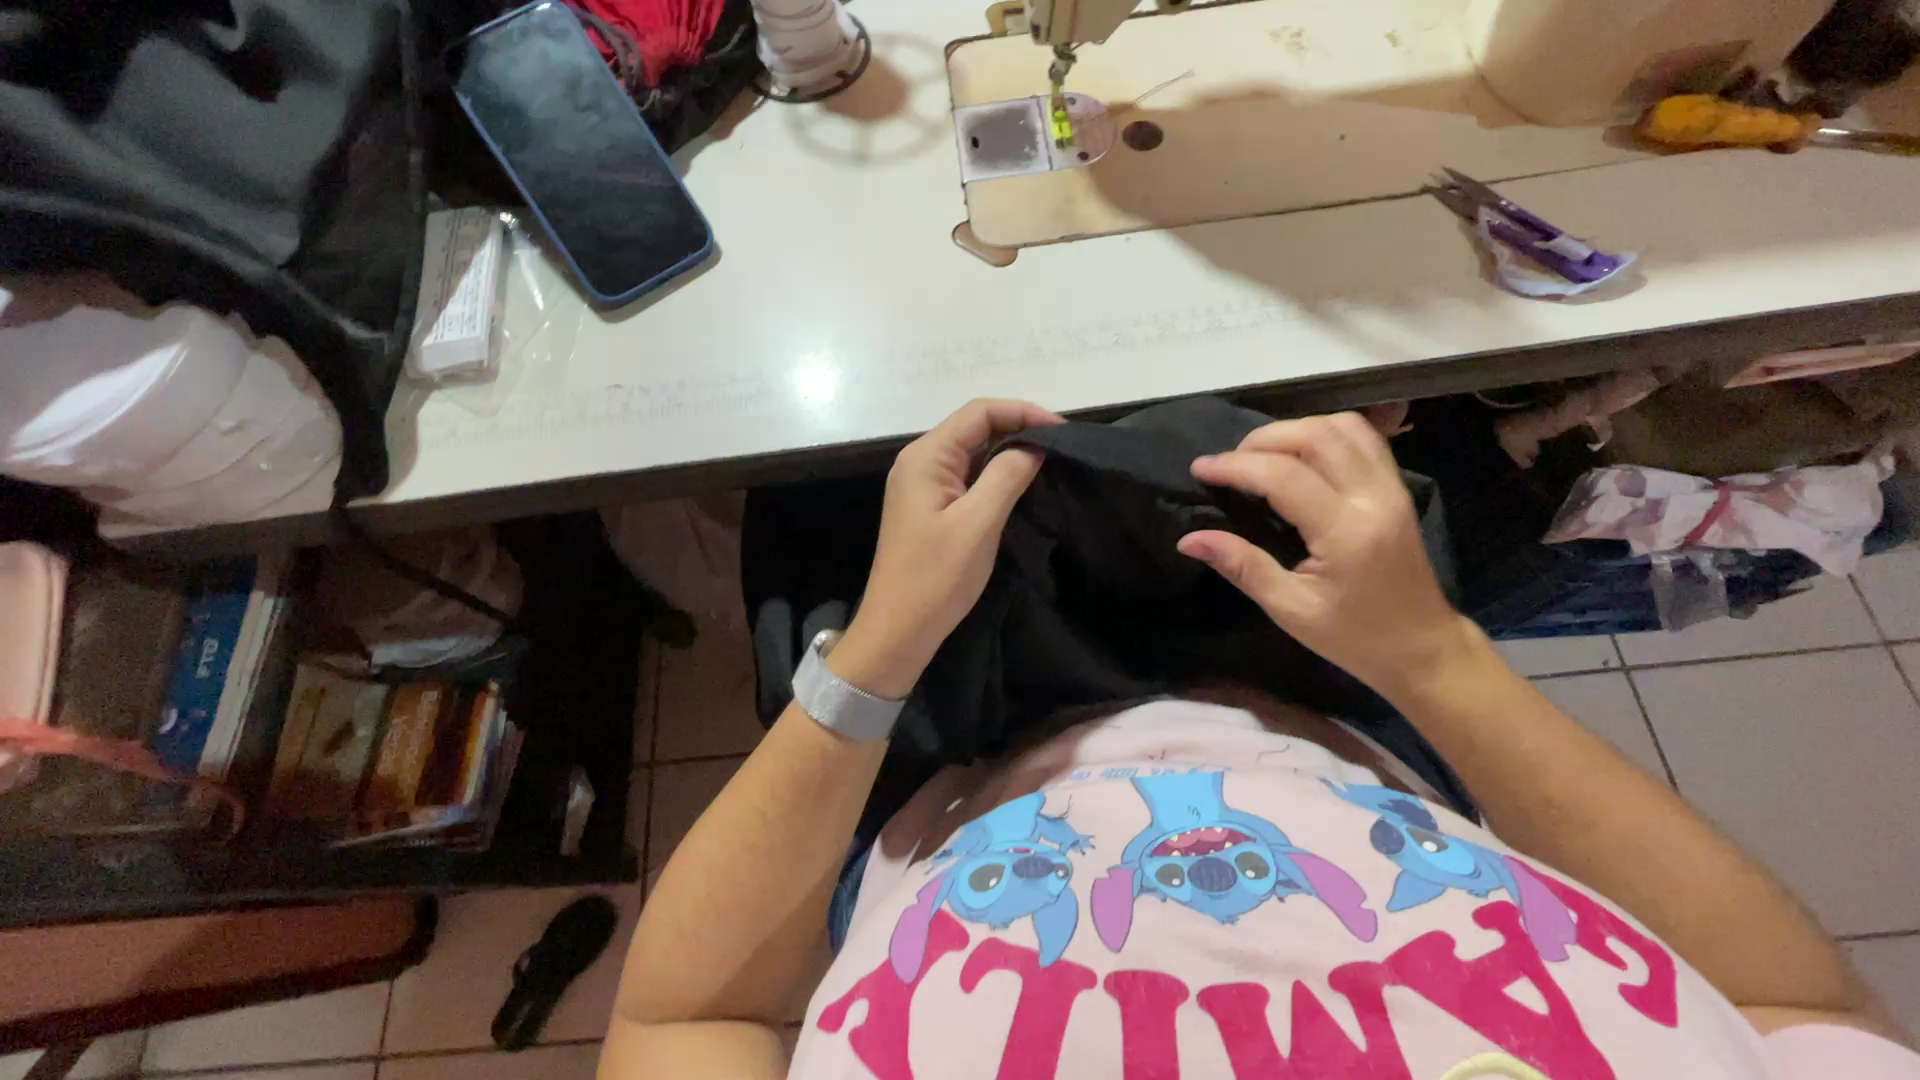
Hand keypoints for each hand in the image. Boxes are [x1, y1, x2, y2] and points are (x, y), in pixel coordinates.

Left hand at [832, 399, 1063, 698]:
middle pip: (974, 427)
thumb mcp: (978, 524)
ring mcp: (921, 486)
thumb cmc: (936, 578)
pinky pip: (965, 476)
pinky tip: (1020, 484)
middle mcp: (919, 462)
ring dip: (1008, 451)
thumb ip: (1007, 476)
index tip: (1063, 431)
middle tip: (1061, 446)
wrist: (897, 630)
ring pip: (971, 452)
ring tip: (1049, 461)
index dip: (1023, 412)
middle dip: (1018, 428)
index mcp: (925, 458)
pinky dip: (995, 474)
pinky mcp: (928, 508)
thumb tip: (1033, 445)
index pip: (979, 413)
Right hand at [1177, 412, 1478, 695]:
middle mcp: (1373, 497)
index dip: (1236, 466)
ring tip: (1261, 455)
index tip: (1200, 469)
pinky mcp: (1397, 488)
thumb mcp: (1290, 609)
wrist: (1422, 648)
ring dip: (1295, 429)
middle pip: (1315, 435)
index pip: (1284, 475)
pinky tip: (1299, 453)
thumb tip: (1189, 539)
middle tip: (1229, 462)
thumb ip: (1241, 566)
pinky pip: (1362, 438)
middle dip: (1262, 439)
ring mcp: (1392, 488)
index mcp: (1346, 532)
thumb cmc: (1353, 637)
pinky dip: (1324, 433)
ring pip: (1343, 426)